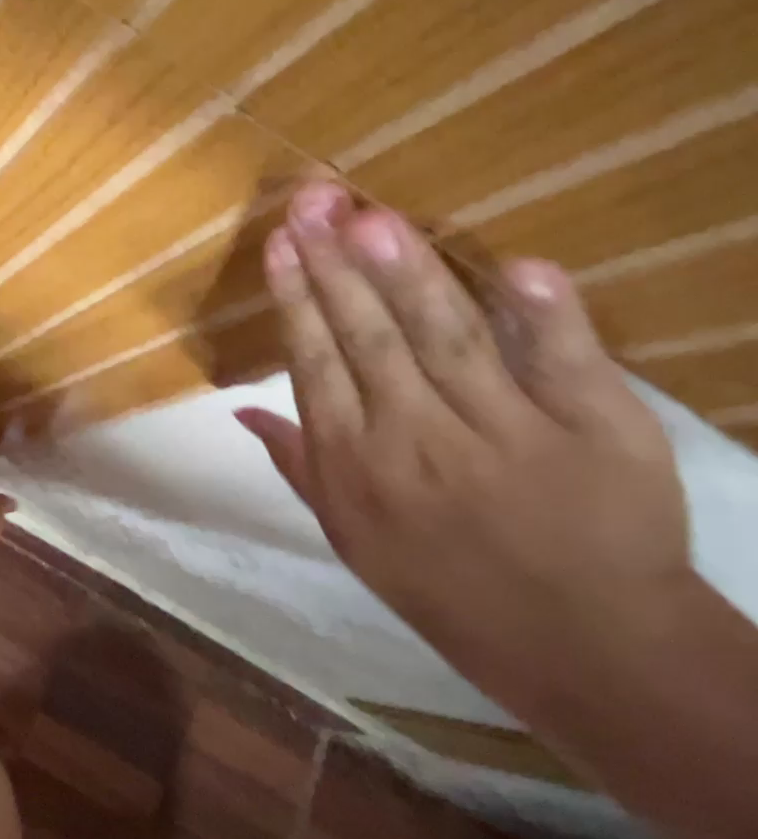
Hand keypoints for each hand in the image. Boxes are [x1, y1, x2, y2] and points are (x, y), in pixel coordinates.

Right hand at [235, 182, 690, 678]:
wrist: (574, 637)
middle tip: (317, 200)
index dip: (298, 298)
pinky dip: (544, 313)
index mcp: (354, 465)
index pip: (316, 362)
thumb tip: (244, 412)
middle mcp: (414, 440)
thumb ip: (299, 464)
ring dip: (408, 271)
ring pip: (446, 336)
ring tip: (375, 216)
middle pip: (369, 336)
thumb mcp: (349, 535)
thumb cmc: (441, 584)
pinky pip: (563, 361)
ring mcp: (504, 432)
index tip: (283, 243)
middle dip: (338, 264)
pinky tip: (515, 264)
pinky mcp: (594, 430)